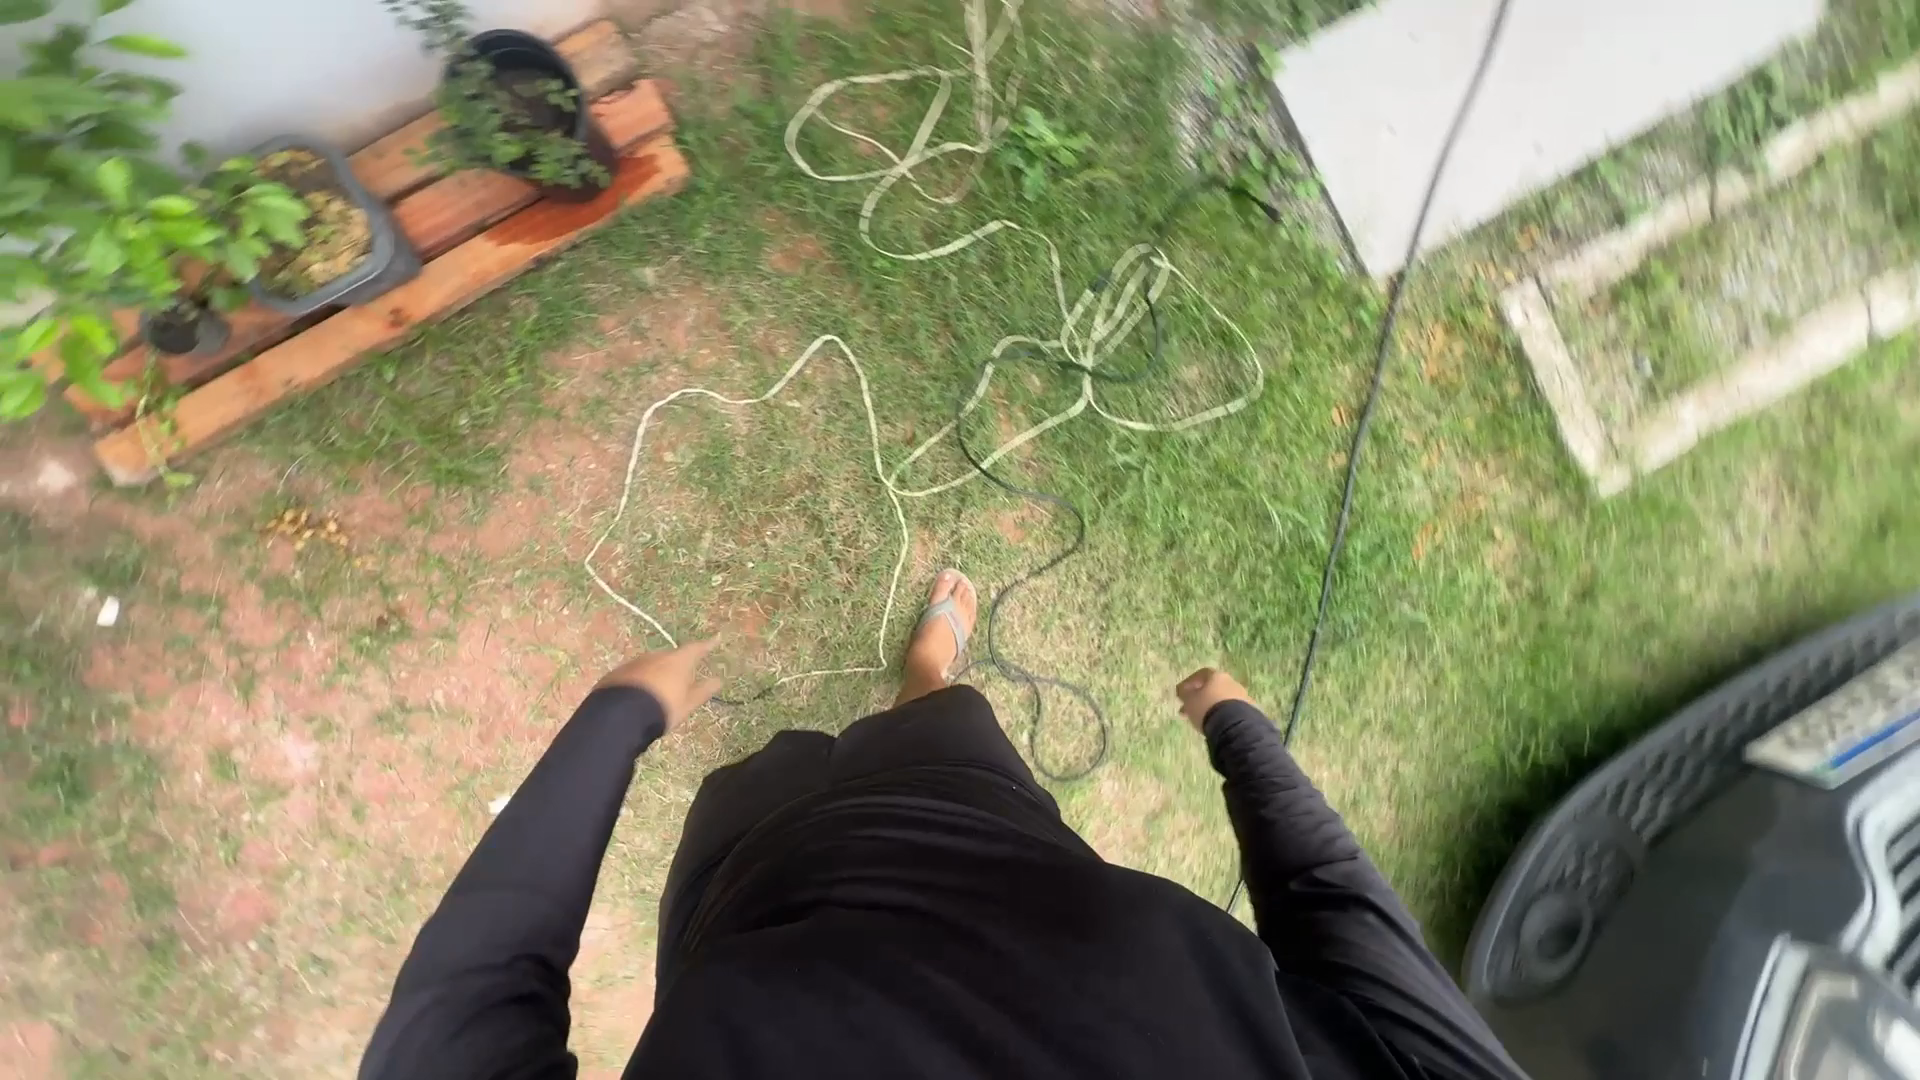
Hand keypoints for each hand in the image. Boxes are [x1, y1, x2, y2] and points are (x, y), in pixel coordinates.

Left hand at [593, 639, 722, 732]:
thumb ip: (703, 691)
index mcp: (677, 661)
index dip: (707, 645)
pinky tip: (638, 695)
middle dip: (677, 663)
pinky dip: (640, 680)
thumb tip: (718, 680)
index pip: (696, 649)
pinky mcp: (615, 674)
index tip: (715, 639)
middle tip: (681, 675)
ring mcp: (634, 664)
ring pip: (650, 665)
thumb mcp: (687, 704)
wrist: (619, 716)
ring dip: (657, 672)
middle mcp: (656, 657)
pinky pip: (633, 674)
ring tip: (659, 689)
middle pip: (671, 656)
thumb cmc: (662, 709)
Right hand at [1175, 667, 1252, 731]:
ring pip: (1222, 700)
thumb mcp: (1189, 700)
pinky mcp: (1250, 712)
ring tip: (1201, 719)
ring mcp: (1243, 697)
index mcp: (1217, 676)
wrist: (1234, 726)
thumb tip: (1184, 690)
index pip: (1201, 674)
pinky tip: (1215, 724)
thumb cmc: (1207, 707)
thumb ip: (1184, 693)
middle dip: (1199, 698)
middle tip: (1188, 709)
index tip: (1181, 693)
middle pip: (1212, 687)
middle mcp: (1232, 683)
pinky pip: (1231, 711)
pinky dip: (1222, 715)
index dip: (1189, 683)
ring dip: (1211, 707)